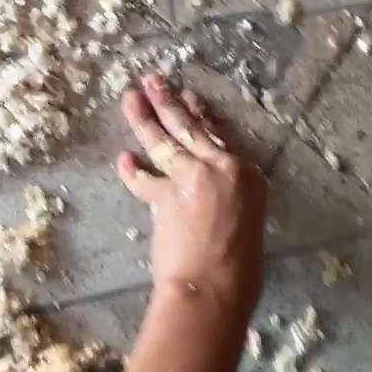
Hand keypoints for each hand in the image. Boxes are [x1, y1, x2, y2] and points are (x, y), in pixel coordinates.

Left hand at [115, 77, 266, 306]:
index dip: (200, 114)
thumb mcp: (247, 219)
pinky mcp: (166, 195)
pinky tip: (123, 158)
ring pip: (164, 141)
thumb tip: (210, 190)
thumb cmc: (241, 268)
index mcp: (248, 174)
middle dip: (168, 102)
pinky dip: (133, 171)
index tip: (188, 98)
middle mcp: (221, 167)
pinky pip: (145, 179)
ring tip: (131, 97)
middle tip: (153, 81)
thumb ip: (228, 194)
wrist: (214, 290)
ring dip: (145, 118)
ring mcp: (191, 177)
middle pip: (190, 128)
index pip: (218, 136)